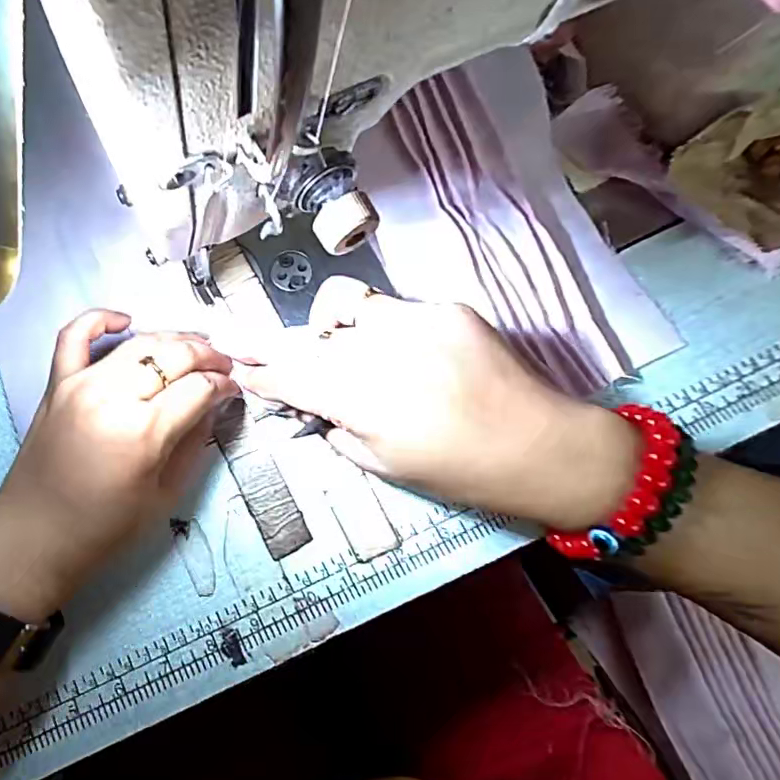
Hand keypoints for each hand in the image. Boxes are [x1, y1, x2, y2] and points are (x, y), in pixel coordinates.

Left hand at [0, 310, 238, 620]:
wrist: (35, 539)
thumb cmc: (106, 528)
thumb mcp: (166, 494)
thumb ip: (194, 441)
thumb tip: (215, 403)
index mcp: (143, 433)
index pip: (199, 387)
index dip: (225, 384)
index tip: (235, 389)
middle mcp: (112, 398)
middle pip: (173, 354)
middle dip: (208, 356)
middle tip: (224, 366)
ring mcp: (80, 385)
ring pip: (138, 342)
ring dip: (173, 339)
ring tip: (194, 349)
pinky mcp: (56, 383)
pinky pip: (75, 335)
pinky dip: (101, 319)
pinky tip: (126, 320)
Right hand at [228, 278, 638, 529]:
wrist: (538, 444)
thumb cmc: (459, 471)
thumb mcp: (386, 466)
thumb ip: (342, 431)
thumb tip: (321, 408)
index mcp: (363, 399)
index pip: (294, 376)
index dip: (263, 371)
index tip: (241, 365)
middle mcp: (381, 351)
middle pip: (314, 337)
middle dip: (291, 346)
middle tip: (285, 355)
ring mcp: (417, 321)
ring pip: (352, 308)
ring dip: (340, 328)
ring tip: (356, 352)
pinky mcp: (447, 308)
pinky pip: (399, 310)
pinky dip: (391, 332)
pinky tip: (414, 356)